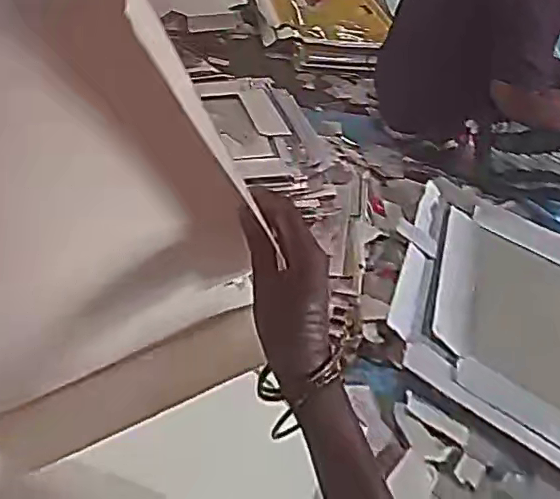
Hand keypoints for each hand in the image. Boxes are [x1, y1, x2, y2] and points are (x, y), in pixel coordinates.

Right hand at [238, 188, 332, 398]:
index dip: (266, 197)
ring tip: (248, 216)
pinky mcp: (312, 272)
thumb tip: (248, 215)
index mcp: (307, 252)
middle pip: (293, 217)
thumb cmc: (283, 330)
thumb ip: (258, 244)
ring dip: (273, 219)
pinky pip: (295, 242)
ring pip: (294, 228)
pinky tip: (262, 237)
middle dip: (269, 205)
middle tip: (243, 202)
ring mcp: (317, 262)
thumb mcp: (264, 284)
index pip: (286, 211)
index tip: (244, 192)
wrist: (305, 366)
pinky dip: (278, 234)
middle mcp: (317, 251)